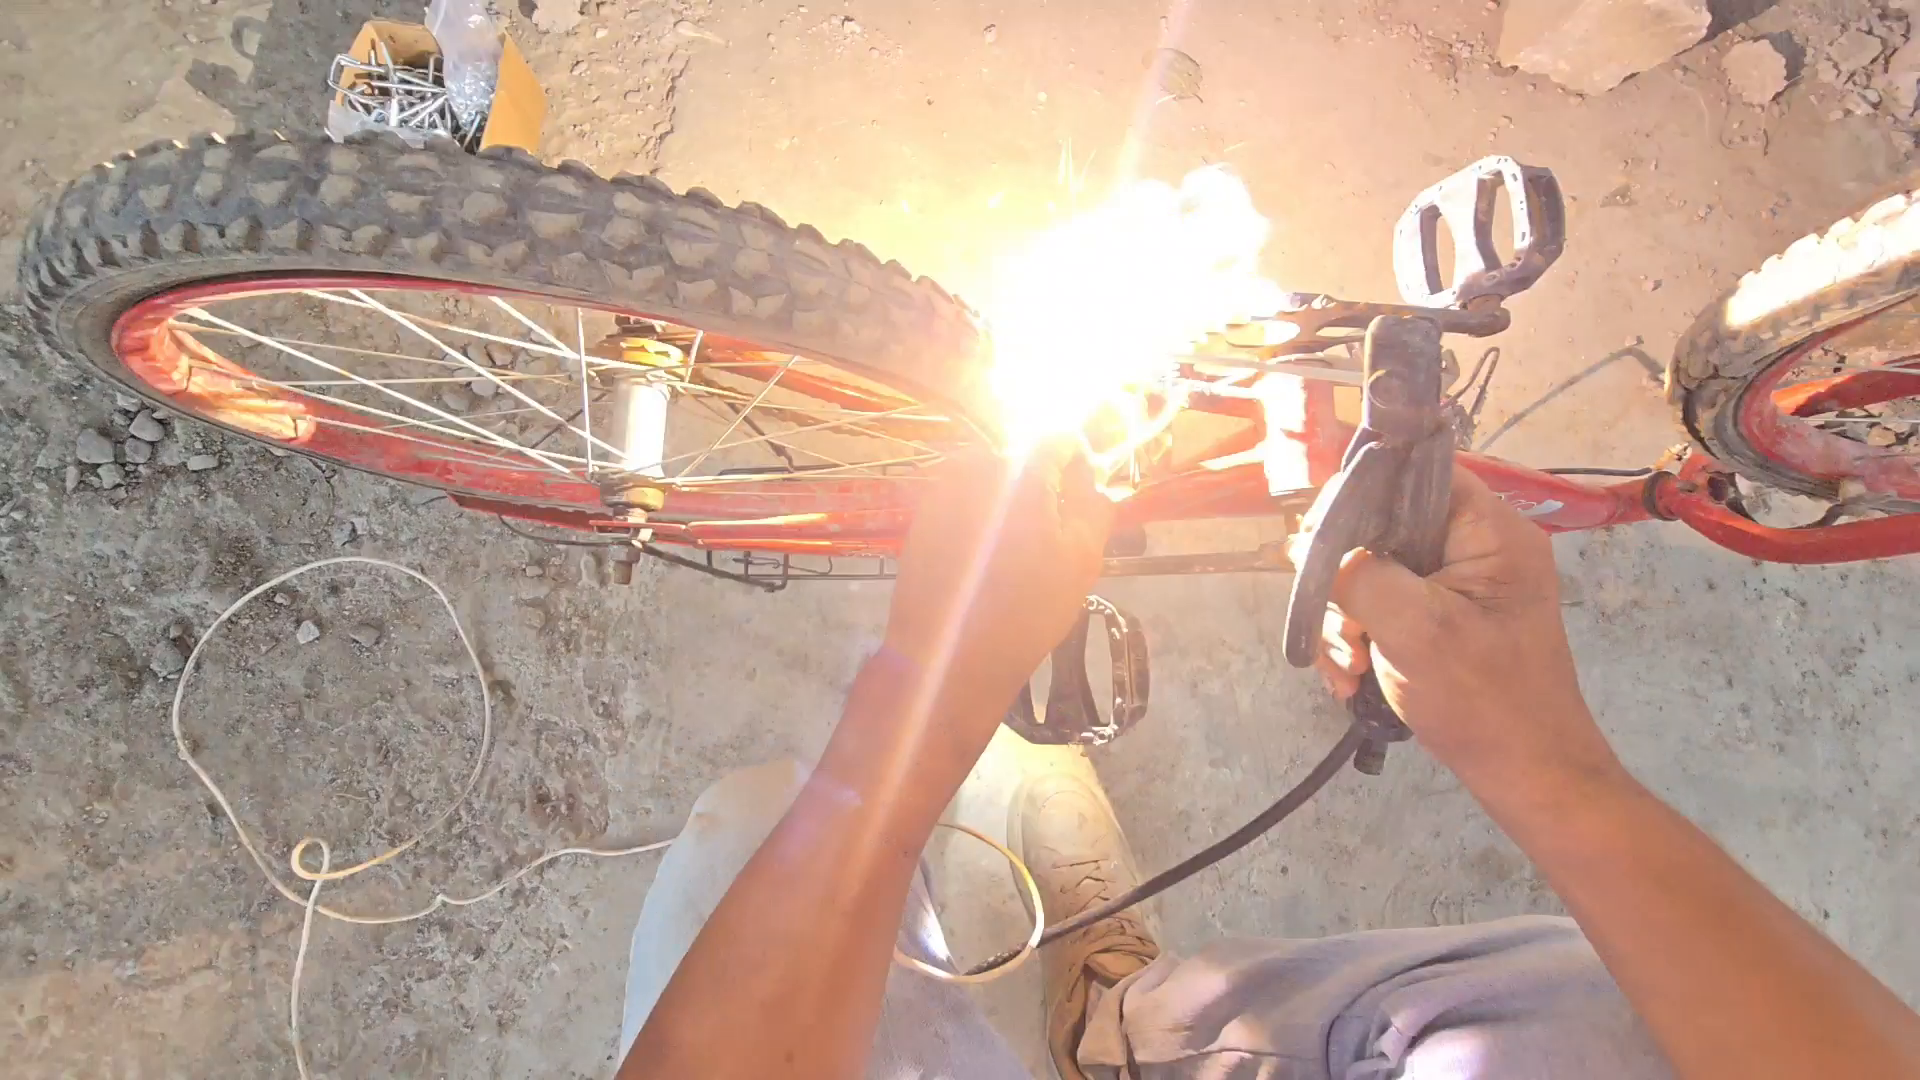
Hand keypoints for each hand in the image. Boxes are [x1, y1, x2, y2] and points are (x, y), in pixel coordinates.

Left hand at [881, 440, 1114, 742]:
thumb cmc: (1025, 610)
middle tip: (1052, 536)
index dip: (1079, 462)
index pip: (1059, 437)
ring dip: (1010, 500)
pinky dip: (981, 516)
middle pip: (1023, 458)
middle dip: (1043, 486)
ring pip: (991, 478)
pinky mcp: (921, 514)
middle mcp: (974, 465)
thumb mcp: (1082, 559)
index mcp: (1019, 469)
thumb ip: (1096, 506)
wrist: (948, 656)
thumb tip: (1089, 481)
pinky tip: (985, 560)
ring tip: (1017, 551)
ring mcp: (940, 488)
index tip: (1083, 495)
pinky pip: (963, 499)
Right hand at [1300, 464, 1622, 789]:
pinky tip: (1350, 676)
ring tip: (1348, 667)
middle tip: (1344, 631)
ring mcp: (1448, 584)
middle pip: (1376, 530)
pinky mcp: (1431, 615)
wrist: (1524, 776)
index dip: (1358, 497)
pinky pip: (1372, 607)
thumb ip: (1357, 572)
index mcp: (1488, 532)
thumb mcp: (1413, 627)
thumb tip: (1304, 544)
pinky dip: (1353, 640)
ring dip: (1341, 622)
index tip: (1317, 542)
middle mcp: (1469, 547)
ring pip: (1364, 573)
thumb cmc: (1483, 699)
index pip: (1412, 475)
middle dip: (1342, 584)